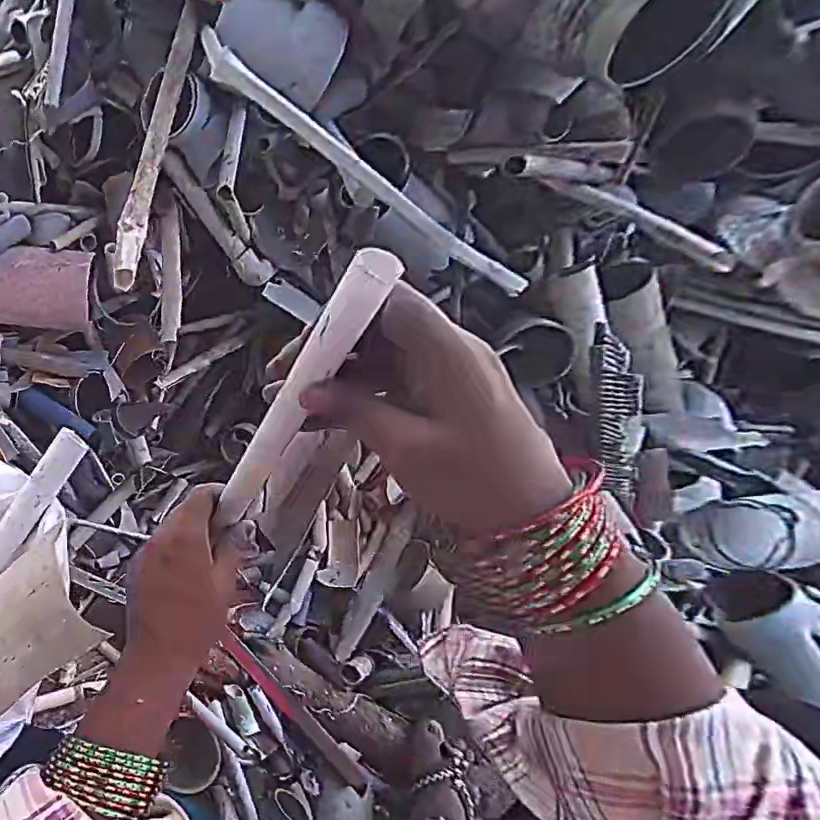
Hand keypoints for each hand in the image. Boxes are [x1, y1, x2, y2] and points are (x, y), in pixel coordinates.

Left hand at [125, 485, 256, 670]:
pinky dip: (178, 551)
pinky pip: (161, 547)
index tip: (237, 506)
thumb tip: (241, 530)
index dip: (223, 496)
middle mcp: (160, 540)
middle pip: (187, 510)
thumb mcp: (224, 585)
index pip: (202, 495)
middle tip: (232, 534)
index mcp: (184, 538)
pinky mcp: (139, 568)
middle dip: (211, 518)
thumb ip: (233, 549)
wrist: (159, 656)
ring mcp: (146, 553)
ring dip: (194, 534)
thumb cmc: (190, 628)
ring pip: (173, 528)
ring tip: (214, 558)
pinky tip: (193, 572)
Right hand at [277, 282, 570, 534]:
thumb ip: (356, 412)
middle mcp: (448, 351)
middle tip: (288, 378)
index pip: (389, 303)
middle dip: (331, 351)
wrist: (531, 515)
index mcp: (446, 351)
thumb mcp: (407, 449)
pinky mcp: (445, 396)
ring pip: (381, 358)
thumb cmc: (478, 483)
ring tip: (298, 403)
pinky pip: (395, 383)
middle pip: (379, 329)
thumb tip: (310, 393)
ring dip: (340, 377)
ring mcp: (447, 374)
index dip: (341, 316)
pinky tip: (328, 417)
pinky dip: (362, 397)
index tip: (306, 346)